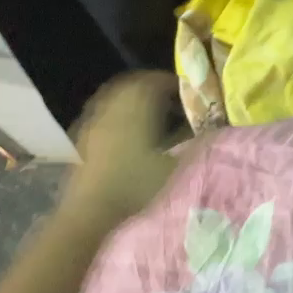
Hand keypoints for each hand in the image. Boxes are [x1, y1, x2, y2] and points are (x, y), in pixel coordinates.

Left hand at [56, 73, 186, 226]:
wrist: (90, 211)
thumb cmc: (135, 187)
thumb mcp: (173, 166)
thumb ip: (192, 143)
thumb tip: (210, 129)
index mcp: (137, 109)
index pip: (155, 82)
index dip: (171, 82)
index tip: (185, 91)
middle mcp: (113, 107)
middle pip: (132, 84)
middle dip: (151, 86)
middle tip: (168, 98)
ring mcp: (94, 120)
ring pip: (115, 95)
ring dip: (132, 97)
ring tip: (148, 111)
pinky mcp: (82, 135)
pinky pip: (102, 111)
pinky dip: (117, 111)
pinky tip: (125, 130)